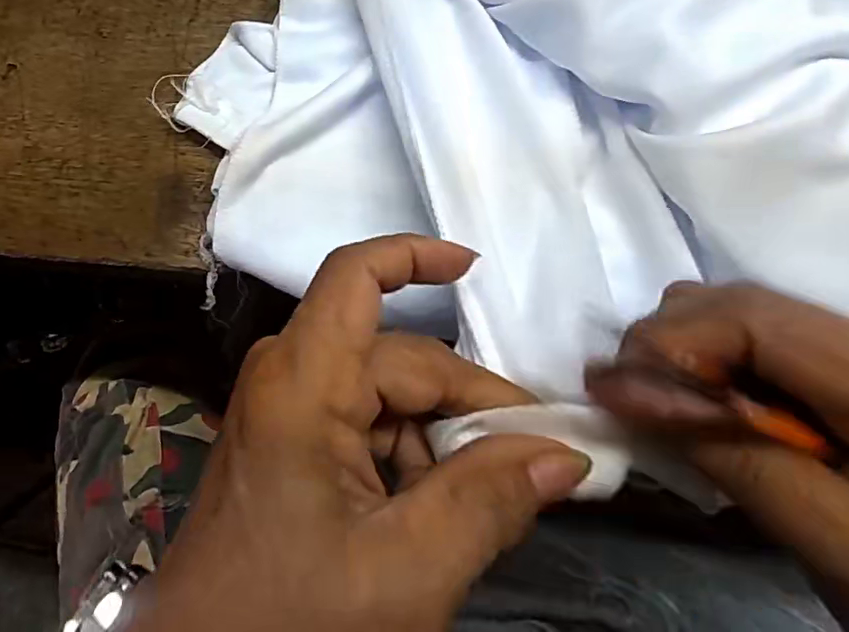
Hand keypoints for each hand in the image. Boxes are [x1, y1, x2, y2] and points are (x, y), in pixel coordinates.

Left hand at [135, 235, 590, 631]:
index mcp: (302, 381)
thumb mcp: (403, 572)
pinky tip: (431, 512)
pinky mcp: (290, 439)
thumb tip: (562, 457)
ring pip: (387, 393)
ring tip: (482, 503)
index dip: (412, 254)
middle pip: (398, 355)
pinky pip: (365, 423)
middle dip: (466, 403)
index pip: (354, 277)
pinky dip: (408, 456)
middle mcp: (290, 375)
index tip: (473, 267)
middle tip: (536, 460)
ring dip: (440, 440)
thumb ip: (487, 504)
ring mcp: (286, 407)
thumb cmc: (293, 620)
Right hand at [588, 283, 848, 631]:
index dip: (678, 340)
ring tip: (706, 430)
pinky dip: (763, 381)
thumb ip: (753, 471)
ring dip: (721, 368)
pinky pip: (820, 352)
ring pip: (788, 324)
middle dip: (688, 353)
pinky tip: (764, 431)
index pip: (782, 323)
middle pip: (776, 312)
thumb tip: (622, 386)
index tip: (614, 387)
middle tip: (648, 417)